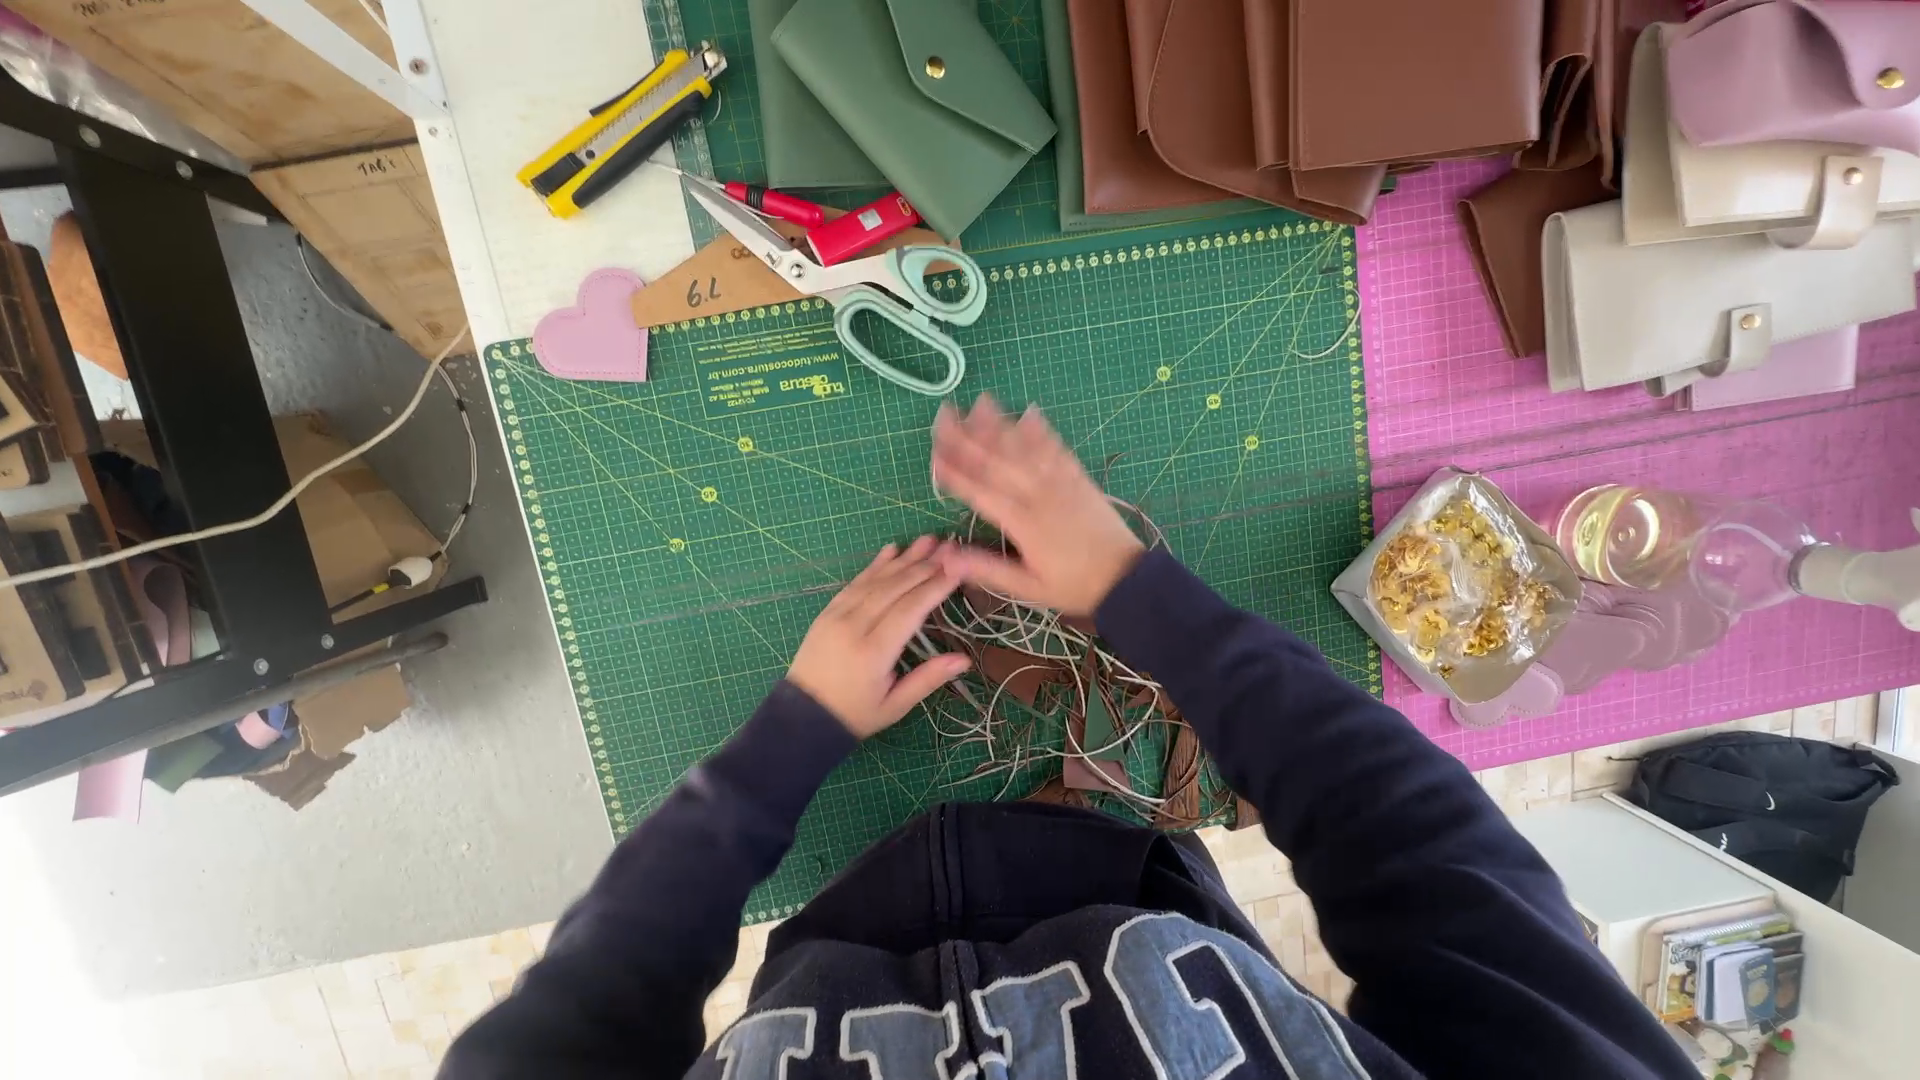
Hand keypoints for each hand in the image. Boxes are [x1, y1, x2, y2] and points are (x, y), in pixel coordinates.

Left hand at [787, 536, 971, 737]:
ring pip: (875, 580)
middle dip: (924, 565)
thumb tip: (964, 660)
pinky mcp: (827, 612)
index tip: (958, 569)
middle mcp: (854, 626)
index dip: (935, 587)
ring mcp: (837, 615)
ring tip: (927, 540)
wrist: (802, 717)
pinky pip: (855, 582)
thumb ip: (928, 679)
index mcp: (874, 652)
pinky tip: (891, 550)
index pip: (910, 609)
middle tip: (949, 547)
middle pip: (894, 588)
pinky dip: (875, 565)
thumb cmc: (854, 715)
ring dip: (903, 558)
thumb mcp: (895, 705)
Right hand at [931, 394, 1144, 616]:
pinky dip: (1041, 429)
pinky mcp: (1080, 478)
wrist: (1127, 579)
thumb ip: (986, 569)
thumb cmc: (1074, 586)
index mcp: (1022, 523)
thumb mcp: (1028, 588)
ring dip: (1000, 423)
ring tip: (980, 401)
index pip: (979, 491)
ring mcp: (1061, 483)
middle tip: (945, 413)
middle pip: (996, 460)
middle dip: (967, 436)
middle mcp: (1039, 495)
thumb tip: (945, 558)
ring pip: (1024, 447)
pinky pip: (1056, 448)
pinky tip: (1028, 412)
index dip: (954, 472)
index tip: (933, 456)